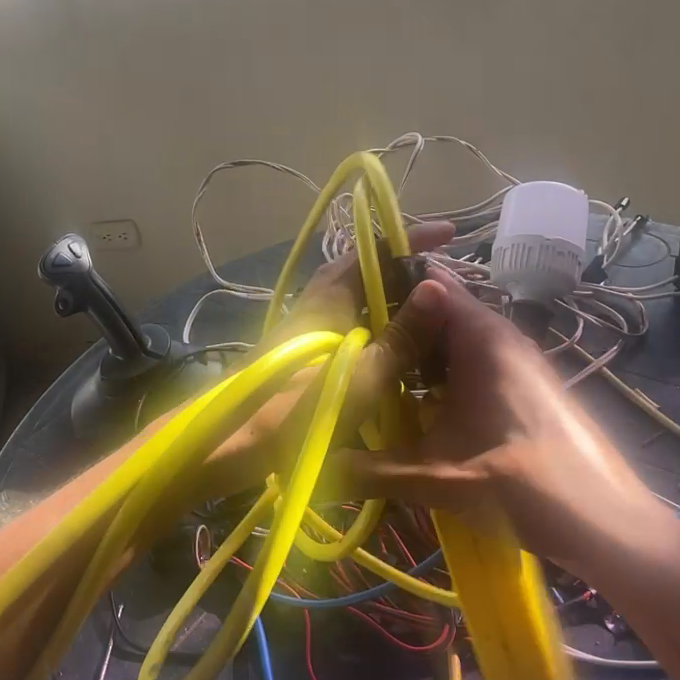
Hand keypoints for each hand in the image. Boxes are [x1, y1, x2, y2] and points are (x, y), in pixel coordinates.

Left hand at [191, 221, 454, 501]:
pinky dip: (379, 335)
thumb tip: (439, 288)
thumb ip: (402, 337)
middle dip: (406, 277)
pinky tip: (402, 358)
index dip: (409, 240)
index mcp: (328, 299)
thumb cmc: (295, 409)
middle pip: (365, 277)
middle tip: (451, 288)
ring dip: (394, 307)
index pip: (371, 251)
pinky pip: (351, 334)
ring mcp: (308, 334)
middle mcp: (316, 307)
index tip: (448, 234)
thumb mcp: (361, 376)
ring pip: (359, 307)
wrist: (228, 445)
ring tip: (436, 321)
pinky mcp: (305, 361)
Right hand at [334, 273, 679, 583]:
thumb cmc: (528, 486)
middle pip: (433, 314)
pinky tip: (416, 415)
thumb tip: (316, 465)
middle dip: (390, 333)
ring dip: (413, 361)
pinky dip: (438, 380)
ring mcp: (516, 362)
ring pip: (450, 343)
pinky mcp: (523, 388)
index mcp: (482, 336)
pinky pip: (469, 365)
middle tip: (345, 358)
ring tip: (370, 388)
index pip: (424, 286)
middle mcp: (500, 336)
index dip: (380, 294)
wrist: (612, 526)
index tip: (338, 316)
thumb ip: (372, 471)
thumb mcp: (439, 479)